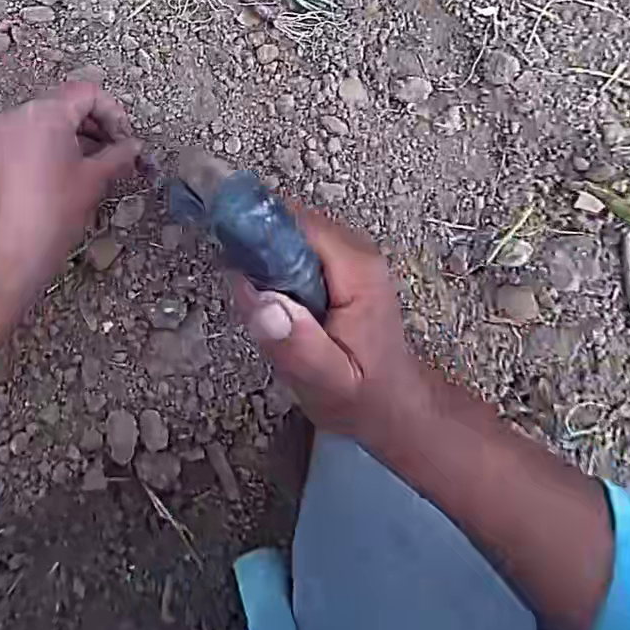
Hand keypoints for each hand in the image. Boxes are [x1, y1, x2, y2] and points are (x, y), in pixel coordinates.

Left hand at [0, 82, 142, 301]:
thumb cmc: (49, 218)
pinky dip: (54, 146)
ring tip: (98, 166)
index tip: (126, 139)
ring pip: (48, 120)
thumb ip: (118, 155)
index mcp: (43, 112)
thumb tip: (132, 147)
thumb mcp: (93, 181)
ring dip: (77, 136)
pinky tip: (71, 174)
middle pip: (66, 103)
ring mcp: (0, 134)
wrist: (2, 261)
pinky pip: (30, 137)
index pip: (87, 92)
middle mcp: (16, 114)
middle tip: (118, 152)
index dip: (114, 113)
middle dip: (97, 124)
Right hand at [229, 206, 430, 443]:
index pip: (295, 224)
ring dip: (263, 263)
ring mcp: (347, 252)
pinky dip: (274, 268)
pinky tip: (276, 304)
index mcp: (357, 269)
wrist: (393, 406)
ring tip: (263, 307)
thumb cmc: (364, 397)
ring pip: (286, 233)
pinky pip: (293, 247)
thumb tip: (263, 302)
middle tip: (249, 299)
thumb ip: (297, 346)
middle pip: (288, 223)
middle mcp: (356, 250)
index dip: (258, 238)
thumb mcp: (329, 384)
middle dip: (257, 254)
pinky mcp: (337, 260)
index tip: (235, 266)